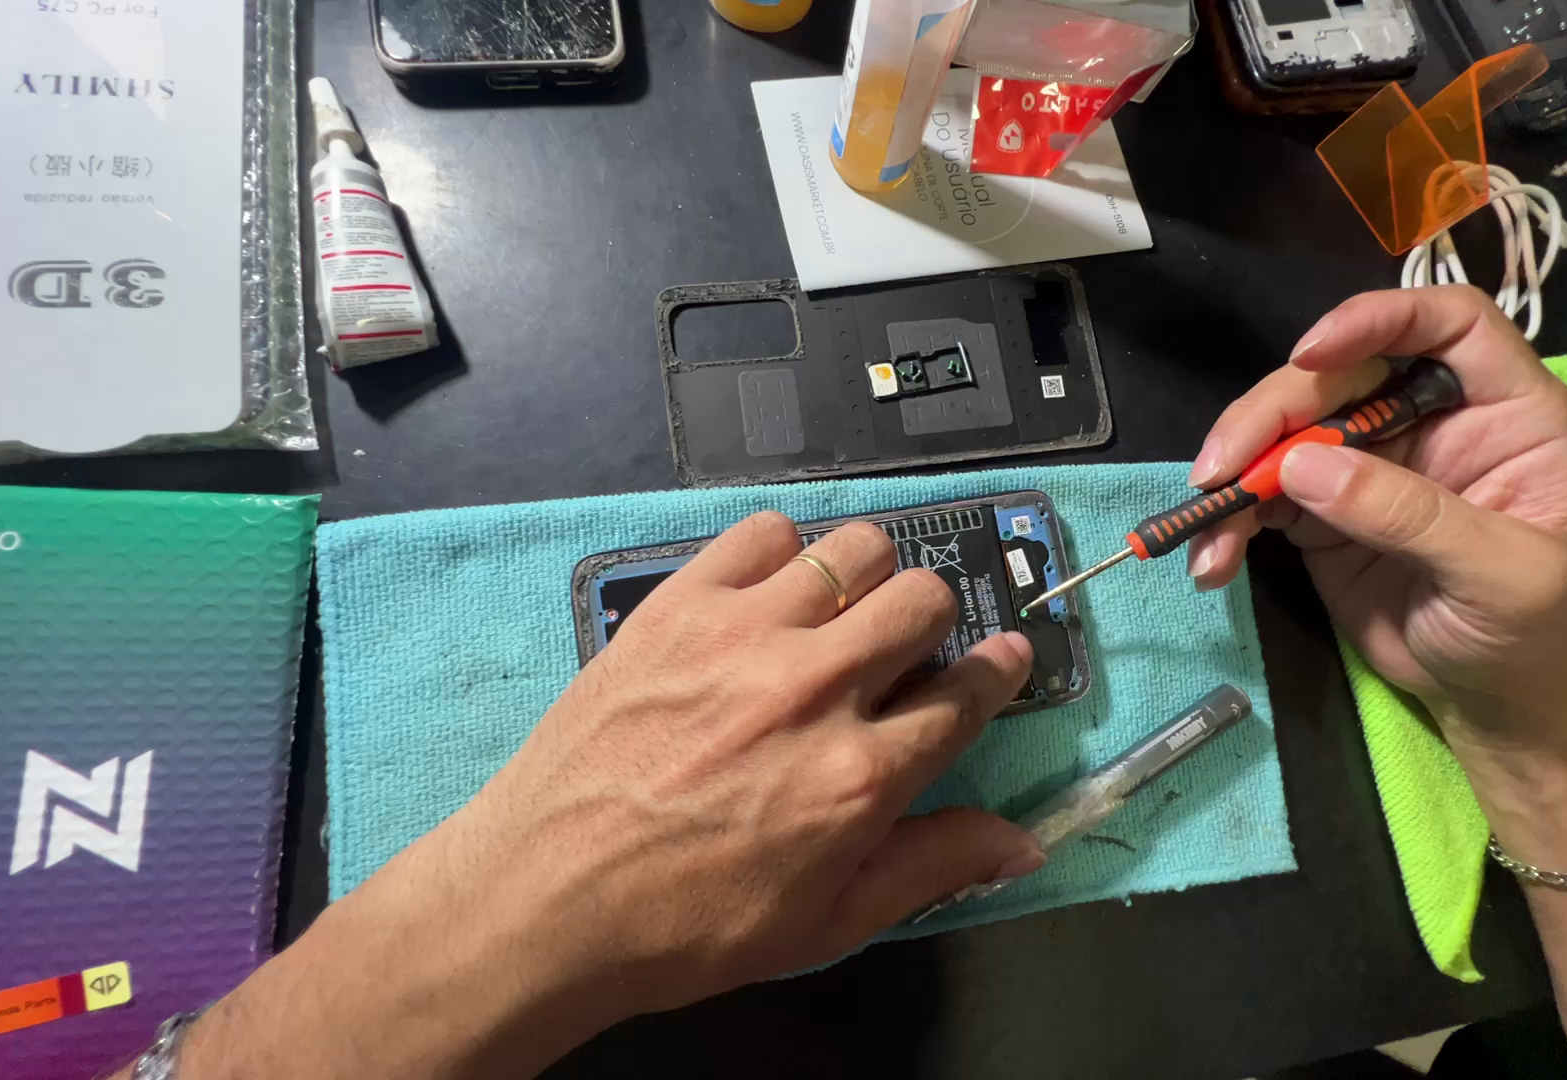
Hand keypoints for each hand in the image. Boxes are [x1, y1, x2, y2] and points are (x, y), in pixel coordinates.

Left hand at [460, 512, 1041, 1004]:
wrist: (545, 893)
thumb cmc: (692, 921)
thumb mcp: (826, 922)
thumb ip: (932, 868)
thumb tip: (1021, 841)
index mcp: (859, 776)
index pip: (966, 695)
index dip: (999, 671)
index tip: (1003, 658)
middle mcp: (814, 689)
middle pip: (923, 599)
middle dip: (932, 620)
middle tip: (898, 650)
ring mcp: (745, 634)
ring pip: (858, 548)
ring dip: (866, 578)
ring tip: (835, 615)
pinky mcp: (681, 603)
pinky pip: (764, 532)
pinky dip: (782, 554)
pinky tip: (766, 596)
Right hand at [1186, 286, 1566, 754]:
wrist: (1498, 699)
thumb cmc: (1539, 631)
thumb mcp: (1502, 573)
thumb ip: (1409, 514)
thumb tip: (1301, 467)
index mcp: (1500, 413)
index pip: (1445, 325)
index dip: (1377, 321)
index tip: (1307, 355)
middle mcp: (1422, 424)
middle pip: (1331, 382)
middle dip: (1264, 421)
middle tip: (1215, 473)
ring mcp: (1362, 468)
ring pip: (1279, 438)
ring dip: (1229, 481)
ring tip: (1205, 535)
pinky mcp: (1315, 513)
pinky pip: (1257, 500)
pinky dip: (1225, 527)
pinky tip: (1213, 563)